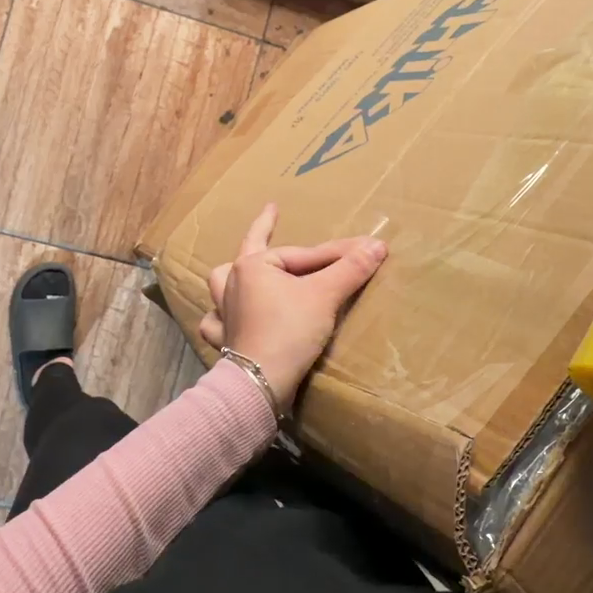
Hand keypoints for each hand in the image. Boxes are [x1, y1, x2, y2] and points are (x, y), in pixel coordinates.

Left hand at [196, 202, 386, 407]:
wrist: (261, 381)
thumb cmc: (290, 331)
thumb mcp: (325, 296)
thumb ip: (349, 270)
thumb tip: (377, 245)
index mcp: (253, 265)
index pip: (303, 254)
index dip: (336, 253)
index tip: (366, 248)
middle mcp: (233, 282)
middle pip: (252, 252)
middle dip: (262, 230)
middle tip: (271, 211)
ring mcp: (224, 311)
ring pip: (223, 283)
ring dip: (232, 274)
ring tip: (237, 267)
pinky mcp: (225, 339)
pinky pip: (216, 322)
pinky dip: (220, 319)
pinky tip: (224, 321)